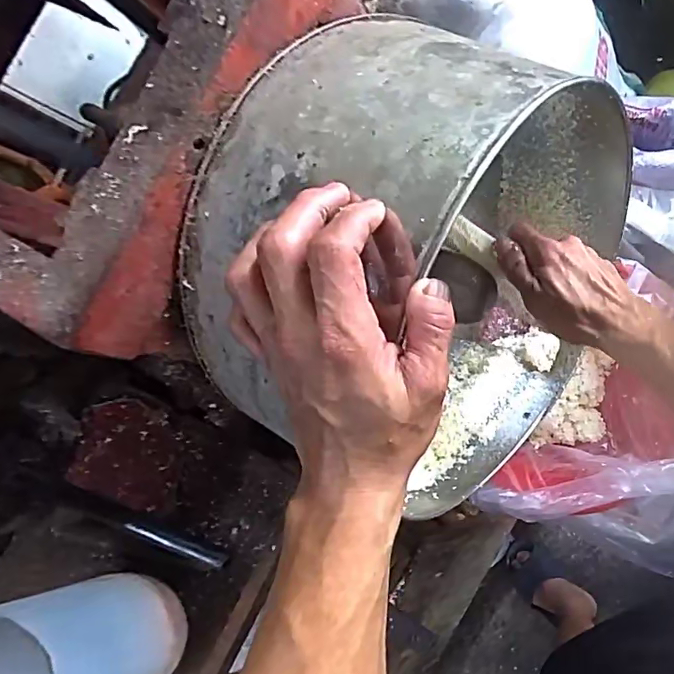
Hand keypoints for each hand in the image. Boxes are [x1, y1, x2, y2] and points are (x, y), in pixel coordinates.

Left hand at [226, 184, 454, 498]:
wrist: (347, 476)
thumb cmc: (391, 434)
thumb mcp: (431, 386)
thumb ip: (432, 330)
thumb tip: (428, 285)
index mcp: (344, 337)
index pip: (332, 254)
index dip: (355, 219)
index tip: (378, 214)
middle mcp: (299, 331)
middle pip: (280, 246)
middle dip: (310, 207)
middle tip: (341, 197)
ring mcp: (275, 341)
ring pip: (248, 267)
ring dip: (275, 231)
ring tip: (309, 222)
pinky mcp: (266, 353)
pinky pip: (241, 302)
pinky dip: (252, 270)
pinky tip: (280, 267)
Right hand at [494, 223, 658, 355]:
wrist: (619, 322)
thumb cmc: (573, 315)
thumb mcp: (534, 298)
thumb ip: (516, 268)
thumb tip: (502, 244)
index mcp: (546, 249)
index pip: (519, 229)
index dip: (512, 246)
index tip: (513, 266)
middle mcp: (567, 242)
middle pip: (541, 245)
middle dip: (536, 263)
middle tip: (540, 291)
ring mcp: (587, 251)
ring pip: (561, 255)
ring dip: (557, 270)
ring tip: (563, 296)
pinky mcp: (600, 261)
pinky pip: (578, 263)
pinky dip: (574, 274)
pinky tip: (580, 294)